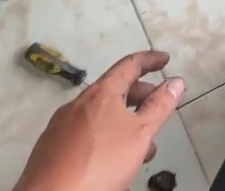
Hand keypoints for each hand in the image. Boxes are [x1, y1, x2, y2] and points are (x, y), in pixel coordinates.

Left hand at [13, 50, 185, 190]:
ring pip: (99, 116)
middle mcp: (76, 105)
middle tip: (157, 109)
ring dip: (124, 123)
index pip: (129, 64)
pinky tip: (110, 161)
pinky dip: (104, 138)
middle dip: (140, 97)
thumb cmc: (99, 164)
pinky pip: (84, 134)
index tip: (166, 60)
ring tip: (139, 148)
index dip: (150, 60)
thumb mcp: (140, 135)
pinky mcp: (48, 152)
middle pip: (114, 90)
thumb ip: (160, 106)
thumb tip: (176, 81)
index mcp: (100, 93)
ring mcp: (58, 129)